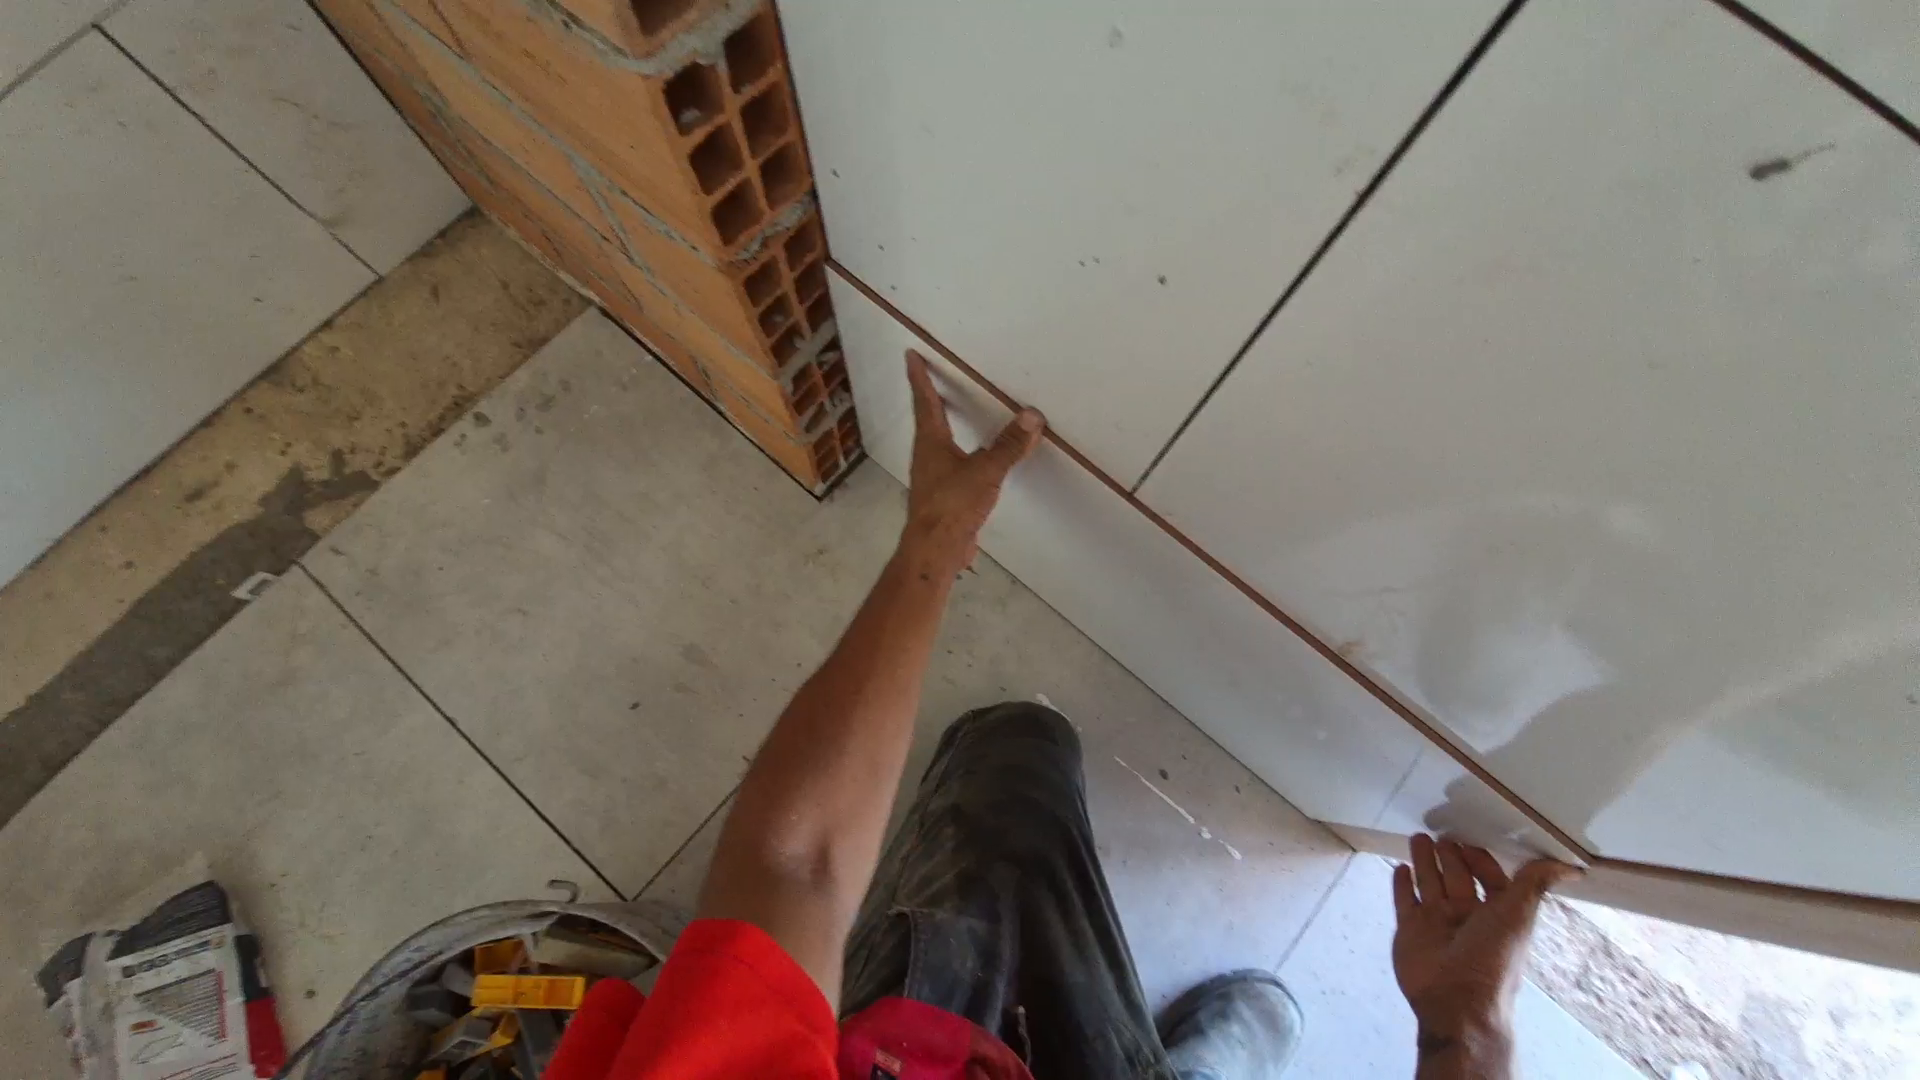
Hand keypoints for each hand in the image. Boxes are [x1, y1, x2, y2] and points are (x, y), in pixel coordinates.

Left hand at [902, 349, 1043, 564]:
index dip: (919, 378)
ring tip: (951, 414)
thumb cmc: (952, 505)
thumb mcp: (986, 471)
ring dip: (942, 427)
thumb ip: (1009, 445)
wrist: (936, 549)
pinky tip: (971, 461)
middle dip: (929, 399)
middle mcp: (926, 456)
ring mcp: (932, 478)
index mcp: (931, 442)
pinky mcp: (942, 497)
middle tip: (929, 379)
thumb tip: (1032, 417)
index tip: (910, 357)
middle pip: (927, 421)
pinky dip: (958, 454)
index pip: (925, 402)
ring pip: (937, 444)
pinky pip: (950, 466)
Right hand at [1391, 835, 1578, 1032]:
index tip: (1469, 839)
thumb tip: (1573, 868)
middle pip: (1457, 878)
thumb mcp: (1516, 917)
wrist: (1455, 999)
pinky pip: (1405, 900)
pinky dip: (1402, 884)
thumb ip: (1533, 886)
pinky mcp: (1409, 928)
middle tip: (1440, 834)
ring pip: (1429, 883)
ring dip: (1424, 861)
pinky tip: (1400, 868)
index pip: (1490, 880)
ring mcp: (1436, 922)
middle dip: (1450, 857)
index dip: (1482, 860)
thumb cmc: (1490, 956)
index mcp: (1495, 915)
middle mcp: (1465, 916)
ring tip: (1418, 838)